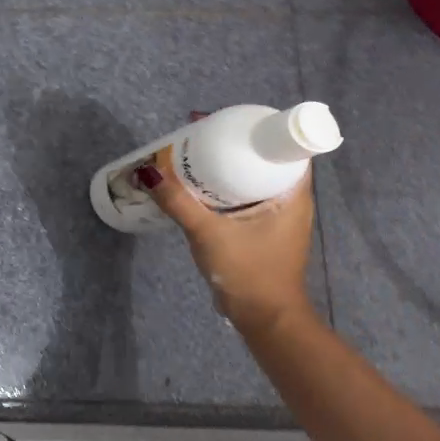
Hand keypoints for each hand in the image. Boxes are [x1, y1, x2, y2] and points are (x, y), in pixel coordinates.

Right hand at [137, 146, 315, 331]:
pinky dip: (224, 189)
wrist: (262, 316)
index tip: (229, 123)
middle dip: (235, 147)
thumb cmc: (248, 271)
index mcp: (292, 196)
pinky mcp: (260, 231)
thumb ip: (178, 203)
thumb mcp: (208, 233)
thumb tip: (147, 171)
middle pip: (265, 162)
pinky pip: (244, 198)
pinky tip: (198, 189)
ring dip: (228, 169)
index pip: (287, 148)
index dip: (261, 131)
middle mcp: (289, 202)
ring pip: (253, 181)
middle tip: (201, 136)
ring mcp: (276, 218)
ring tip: (195, 157)